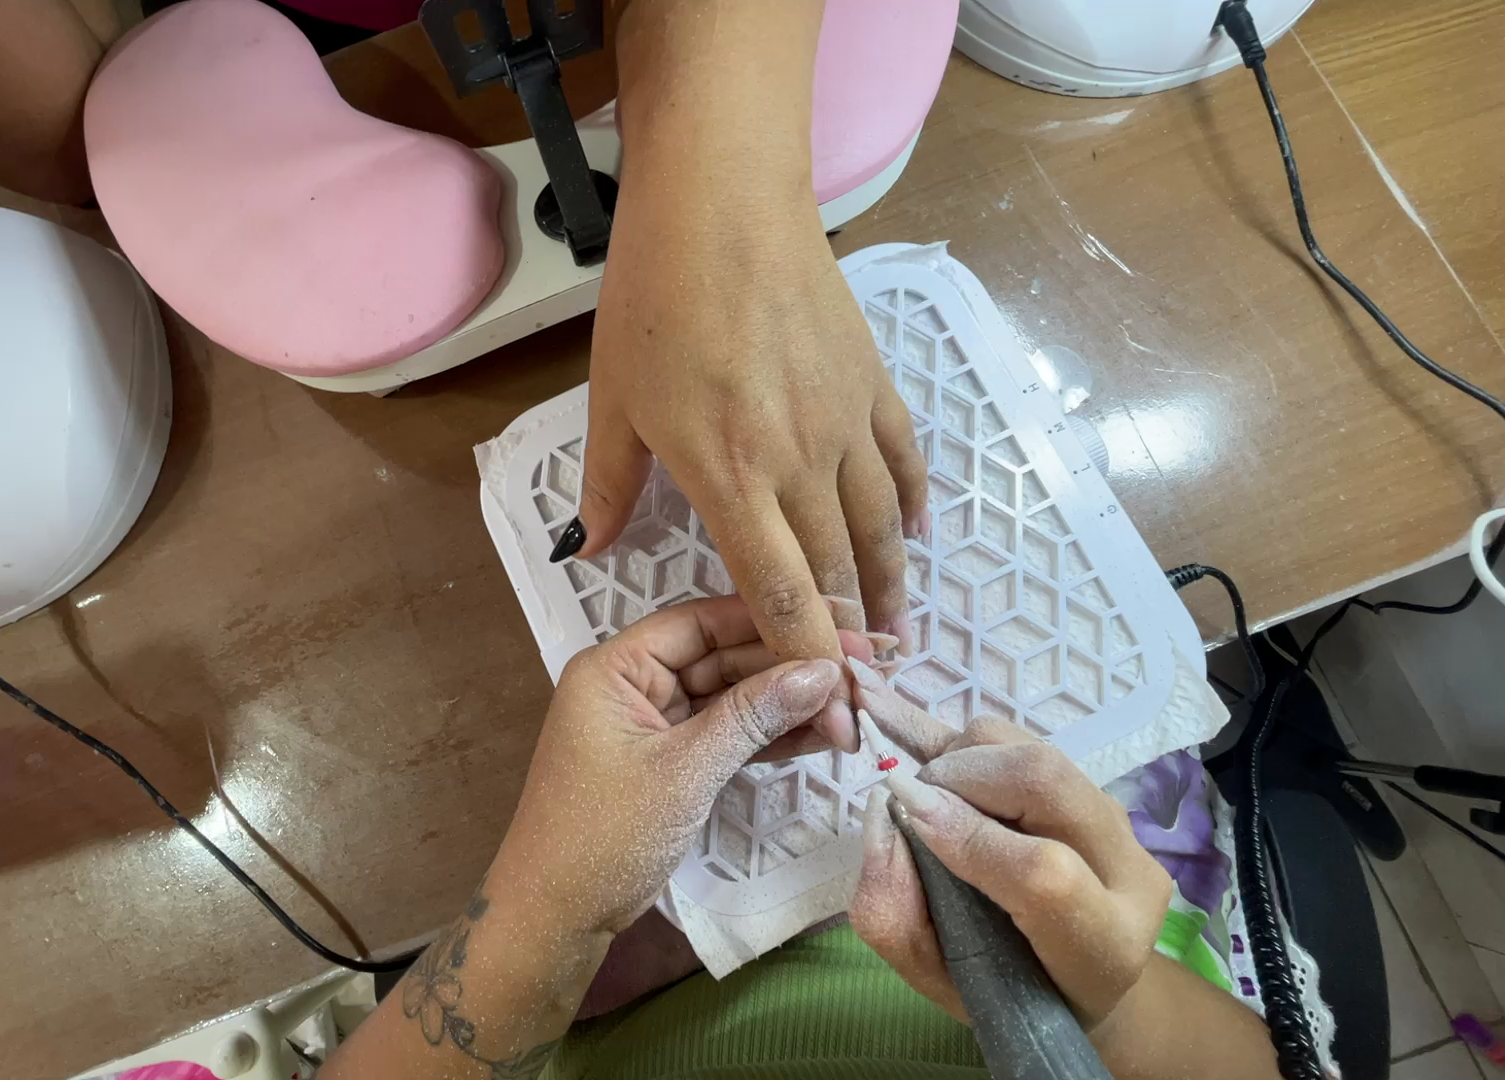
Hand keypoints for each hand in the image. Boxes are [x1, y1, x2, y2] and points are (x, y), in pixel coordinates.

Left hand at [486, 597, 850, 939]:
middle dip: (788, 667)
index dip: (769, 618)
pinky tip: (821, 734)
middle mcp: (635, 682)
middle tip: (861, 667)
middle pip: (723, 656)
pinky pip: (726, 732)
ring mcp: (655, 721)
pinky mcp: (671, 757)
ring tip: (855, 704)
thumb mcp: (684, 770)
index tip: (835, 617)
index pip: (702, 621)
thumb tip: (824, 670)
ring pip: (731, 696)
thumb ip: (753, 715)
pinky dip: (768, 735)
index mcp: (617, 665)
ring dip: (787, 704)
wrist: (557, 920)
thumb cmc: (605, 834)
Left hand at [579, 215, 928, 654]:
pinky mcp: (875, 386)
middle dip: (852, 635)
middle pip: (837, 573)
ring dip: (891, 586)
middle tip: (862, 678)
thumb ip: (607, 485)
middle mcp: (801, 466)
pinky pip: (907, 463)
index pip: (780, 596)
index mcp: (730, 479)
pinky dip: (914, 507)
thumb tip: (588, 549)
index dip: (804, 658)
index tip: (819, 697)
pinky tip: (915, 534)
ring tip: (899, 629)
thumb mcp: (613, 400)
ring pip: (883, 528)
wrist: (723, 203)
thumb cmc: (655, 301)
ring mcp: (848, 425)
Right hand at [846, 660, 1173, 1029]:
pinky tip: (880, 700)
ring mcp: (1108, 814)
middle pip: (1041, 780)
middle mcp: (1123, 868)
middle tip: (911, 803)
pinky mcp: (1078, 777)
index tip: (903, 814)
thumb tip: (881, 813)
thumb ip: (894, 913)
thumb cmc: (1002, 989)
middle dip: (954, 779)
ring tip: (930, 789)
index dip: (965, 835)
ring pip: (1024, 744)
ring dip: (956, 755)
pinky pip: (1011, 734)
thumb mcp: (938, 980)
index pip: (1043, 873)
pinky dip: (942, 722)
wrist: (1075, 973)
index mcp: (1099, 944)